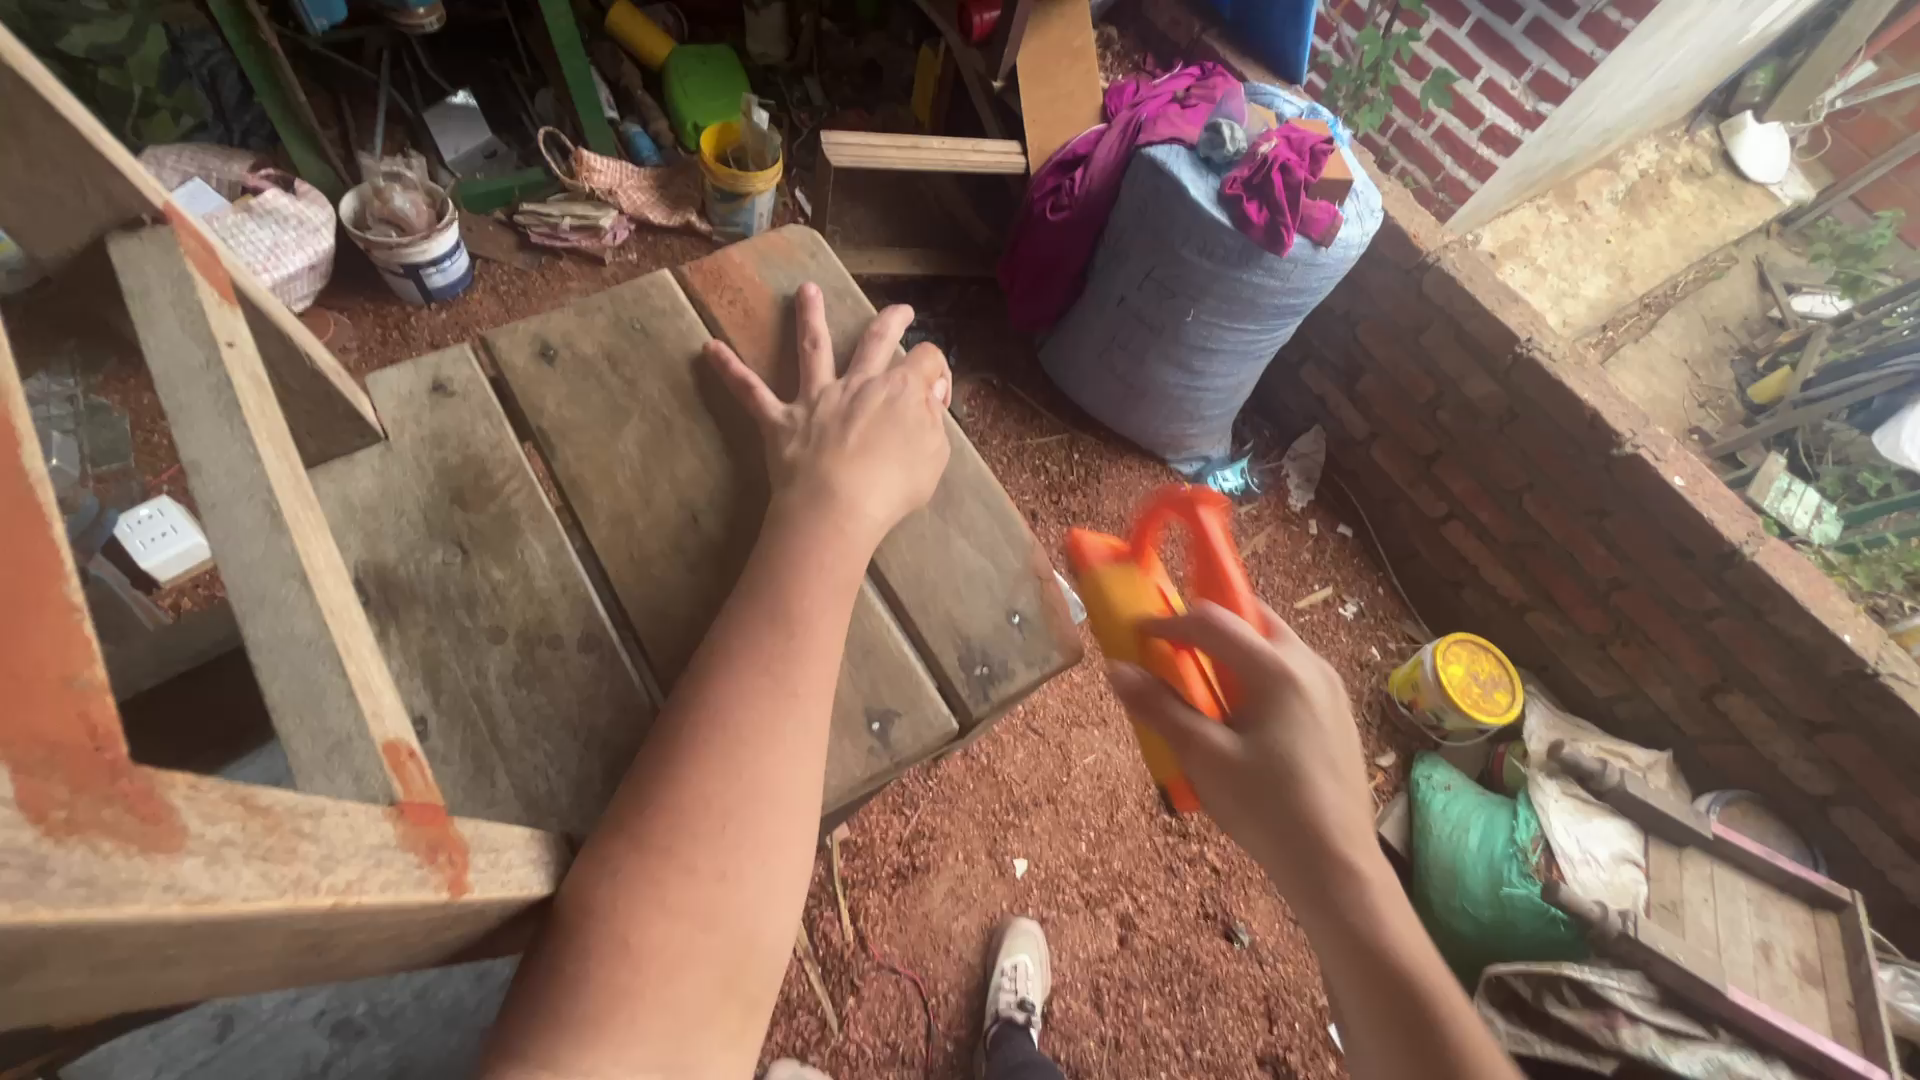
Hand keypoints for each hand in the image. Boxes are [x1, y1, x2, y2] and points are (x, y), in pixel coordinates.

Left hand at [705, 282, 952, 548]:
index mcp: (900, 392)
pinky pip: (751, 392)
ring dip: (810, 317)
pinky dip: (730, 371)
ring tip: (806, 291)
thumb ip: (934, 422)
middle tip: (900, 311)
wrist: (838, 508)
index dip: (936, 373)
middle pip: (876, 341)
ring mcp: (817, 399)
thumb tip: (930, 395)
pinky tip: (709, 349)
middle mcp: (858, 384)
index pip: (926, 361)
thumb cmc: (892, 489)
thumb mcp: (935, 457)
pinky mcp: (782, 422)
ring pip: (814, 349)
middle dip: (891, 322)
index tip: (937, 394)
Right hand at [1105, 600, 1379, 911]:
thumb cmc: (1266, 809)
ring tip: (1205, 681)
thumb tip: (1116, 670)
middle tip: (1176, 646)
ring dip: (1235, 647)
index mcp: (1277, 669)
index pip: (1214, 622)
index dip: (1170, 621)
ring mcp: (1330, 688)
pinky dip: (1258, 671)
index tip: (1139, 632)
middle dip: (1210, 624)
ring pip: (1275, 644)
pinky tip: (1243, 714)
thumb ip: (1160, 708)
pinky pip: (1291, 671)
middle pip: (1253, 618)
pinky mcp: (1337, 713)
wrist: (1337, 866)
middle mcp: (1310, 665)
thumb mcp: (1203, 756)